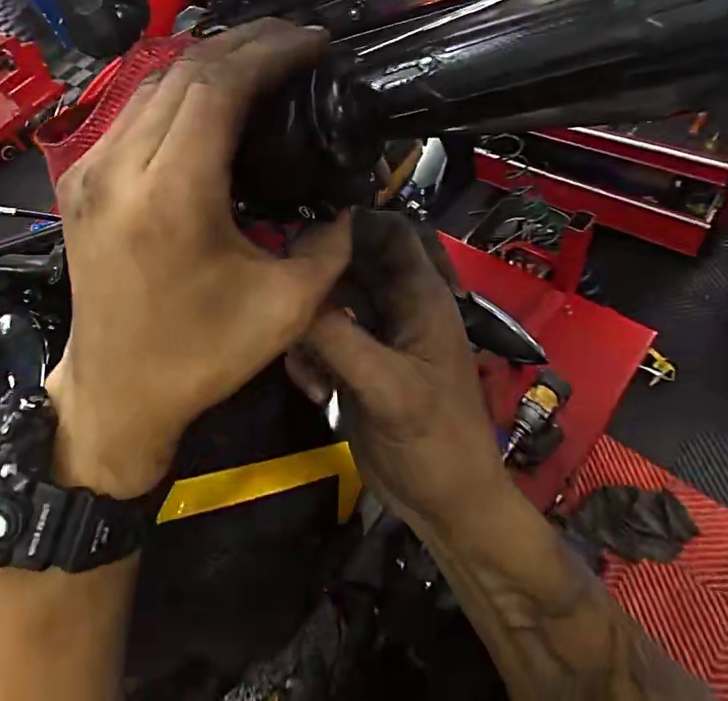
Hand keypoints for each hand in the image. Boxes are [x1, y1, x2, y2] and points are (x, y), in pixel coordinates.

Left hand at [49, 19, 351, 497]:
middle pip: (183, 70)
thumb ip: (330, 244)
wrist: (115, 392)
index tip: (312, 42)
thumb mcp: (287, 306)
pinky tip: (213, 94)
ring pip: (153, 81)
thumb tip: (348, 201)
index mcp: (170, 194)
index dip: (269, 51)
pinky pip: (133, 109)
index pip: (217, 86)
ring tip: (263, 57)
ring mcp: (89, 169)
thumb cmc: (199, 356)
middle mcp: (118, 167)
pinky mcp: (80, 178)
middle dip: (246, 43)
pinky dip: (178, 88)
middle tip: (296, 41)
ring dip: (211, 60)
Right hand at [302, 210, 510, 535]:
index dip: (352, 221)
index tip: (305, 232)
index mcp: (421, 296)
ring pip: (329, 301)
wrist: (447, 506)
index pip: (390, 232)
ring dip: (308, 325)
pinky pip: (321, 338)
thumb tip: (289, 297)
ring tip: (306, 366)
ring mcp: (375, 335)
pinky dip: (309, 355)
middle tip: (281, 291)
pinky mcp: (356, 363)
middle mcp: (397, 306)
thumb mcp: (389, 390)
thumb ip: (340, 340)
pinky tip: (314, 390)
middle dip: (317, 276)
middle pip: (350, 263)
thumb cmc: (435, 442)